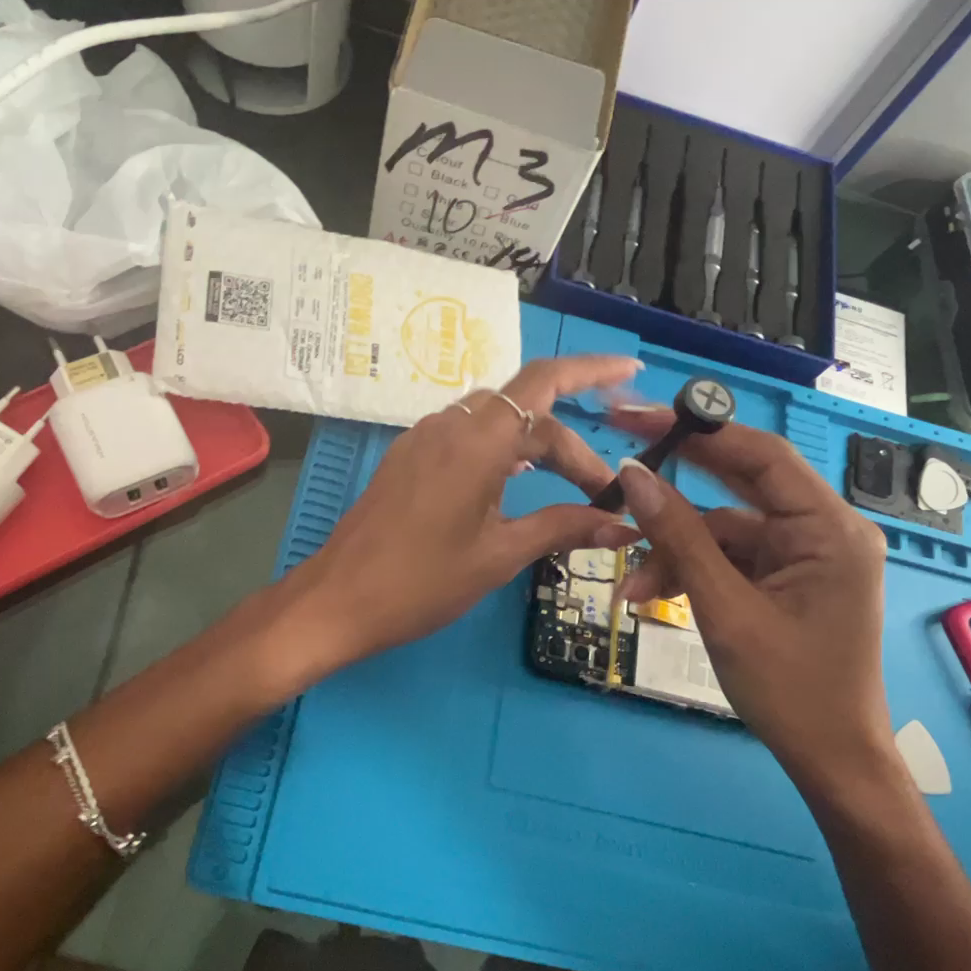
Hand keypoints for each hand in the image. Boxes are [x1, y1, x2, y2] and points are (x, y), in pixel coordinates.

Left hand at [283, 356, 642, 669]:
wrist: (339, 599)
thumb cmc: (422, 581)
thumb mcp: (500, 555)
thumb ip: (562, 528)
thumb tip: (621, 524)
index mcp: (477, 440)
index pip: (544, 383)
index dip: (592, 371)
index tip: (631, 372)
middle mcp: (449, 425)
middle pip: (522, 407)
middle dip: (567, 440)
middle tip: (599, 488)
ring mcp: (422, 440)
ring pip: (491, 420)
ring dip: (532, 442)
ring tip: (566, 481)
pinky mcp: (406, 459)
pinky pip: (464, 436)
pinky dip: (499, 449)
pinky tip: (512, 482)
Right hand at [605, 412, 890, 780]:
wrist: (831, 761)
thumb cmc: (789, 689)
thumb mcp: (723, 610)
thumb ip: (678, 537)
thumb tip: (633, 474)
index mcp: (830, 528)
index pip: (759, 454)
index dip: (695, 430)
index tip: (635, 418)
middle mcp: (825, 529)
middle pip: (741, 483)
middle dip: (676, 484)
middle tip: (617, 467)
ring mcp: (807, 554)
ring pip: (725, 528)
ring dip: (675, 551)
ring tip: (632, 588)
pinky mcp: (789, 577)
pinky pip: (731, 557)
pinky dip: (692, 570)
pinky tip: (653, 594)